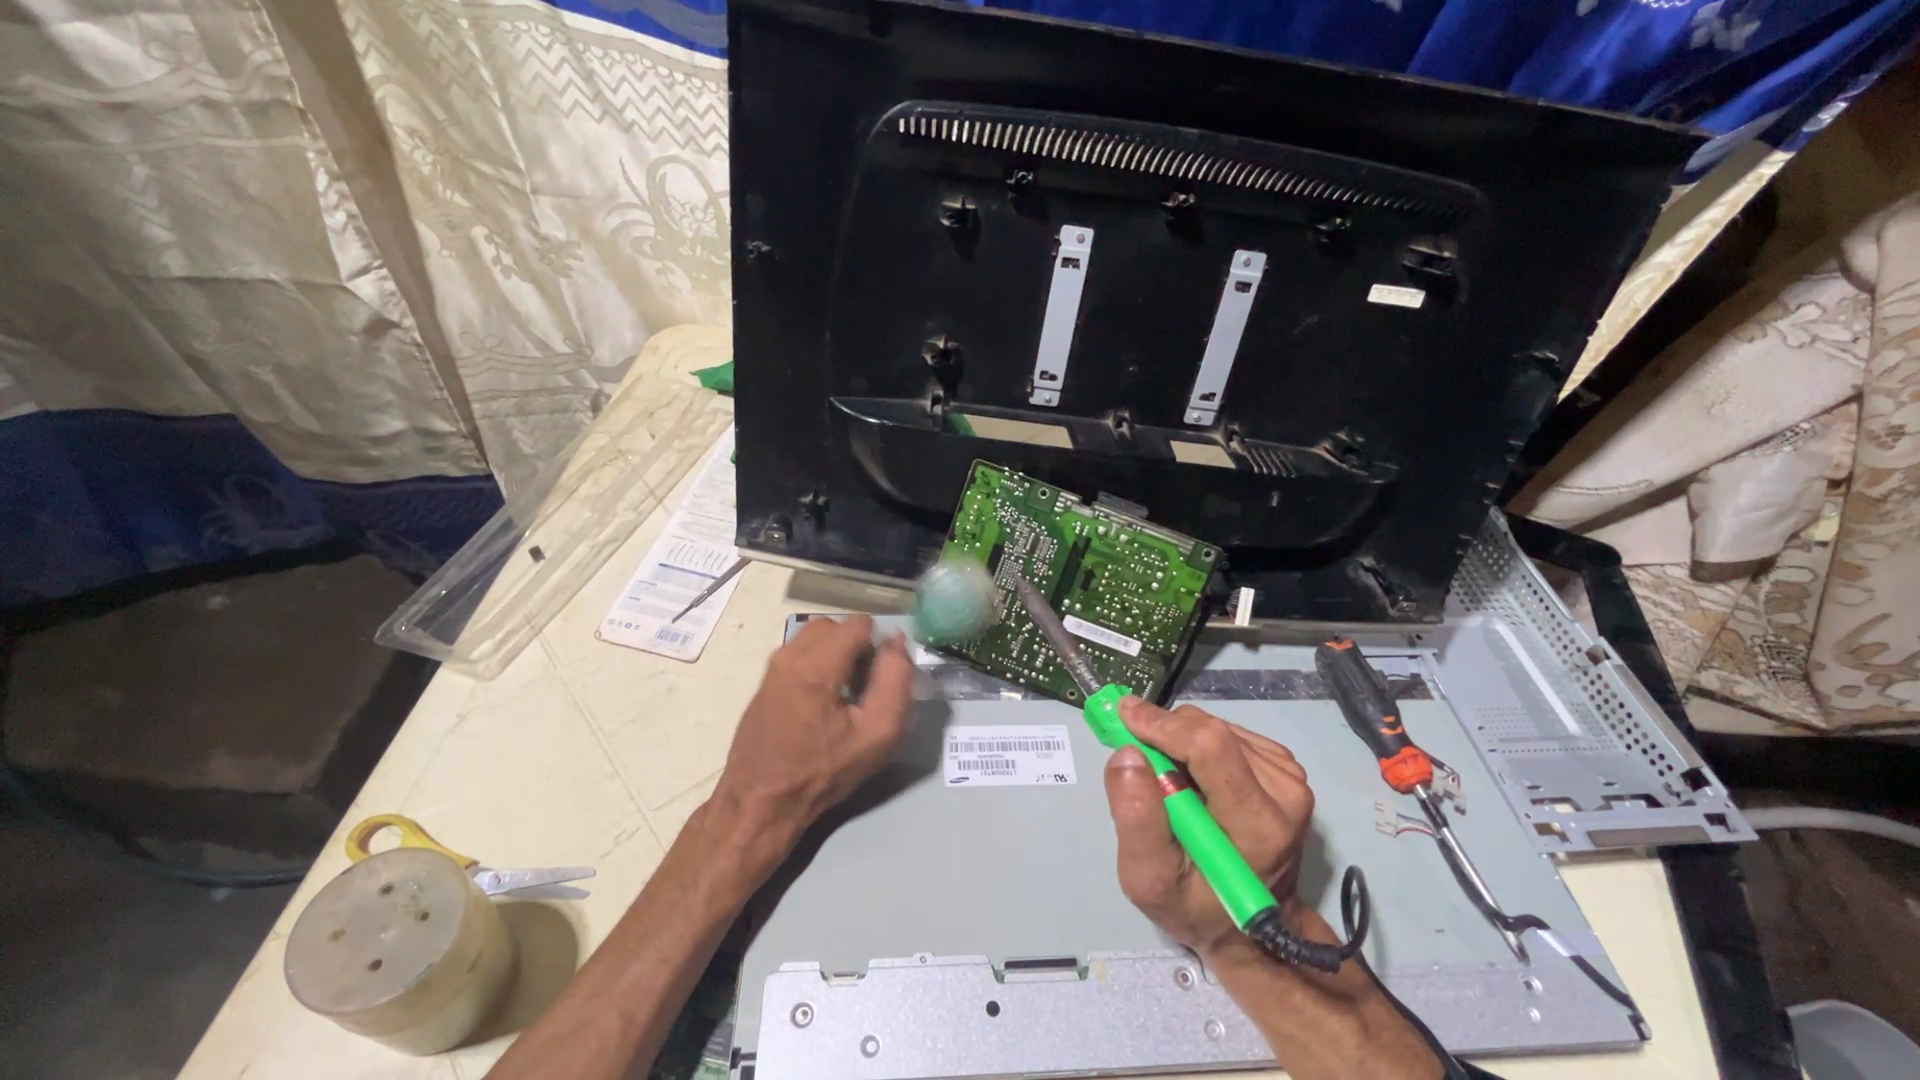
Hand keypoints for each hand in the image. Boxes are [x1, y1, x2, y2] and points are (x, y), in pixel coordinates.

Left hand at [711, 615, 914, 850]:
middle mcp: (788, 654)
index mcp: (815, 665)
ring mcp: (772, 666)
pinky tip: (823, 703)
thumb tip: (897, 642)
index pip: (859, 623)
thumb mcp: (876, 734)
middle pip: (837, 626)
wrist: (762, 802)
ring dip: (837, 653)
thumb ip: (895, 680)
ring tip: (846, 694)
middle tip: (865, 686)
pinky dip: (819, 664)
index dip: (879, 645)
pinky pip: (800, 654)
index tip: (880, 678)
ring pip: (817, 637)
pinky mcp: (765, 680)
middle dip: (857, 646)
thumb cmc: (822, 772)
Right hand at [1103, 698, 1314, 959]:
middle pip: (1212, 730)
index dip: (1163, 725)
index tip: (1123, 716)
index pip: (1211, 746)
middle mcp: (1284, 792)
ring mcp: (1290, 778)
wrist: (1251, 929)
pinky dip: (1198, 747)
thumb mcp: (1149, 880)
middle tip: (1135, 758)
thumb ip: (1136, 819)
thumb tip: (1127, 754)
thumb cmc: (1196, 908)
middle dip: (1164, 734)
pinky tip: (1191, 778)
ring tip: (1166, 780)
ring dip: (1180, 741)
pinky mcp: (1286, 770)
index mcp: (1257, 823)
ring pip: (1217, 727)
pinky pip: (1229, 735)